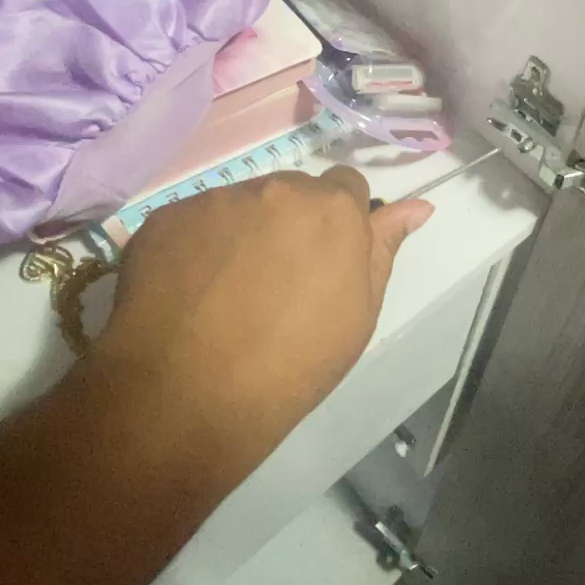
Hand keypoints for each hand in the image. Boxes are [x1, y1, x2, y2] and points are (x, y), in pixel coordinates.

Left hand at [90, 167, 434, 467]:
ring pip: (241, 204)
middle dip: (291, 223)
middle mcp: (277, 188)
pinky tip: (188, 293)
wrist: (188, 399)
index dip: (338, 221)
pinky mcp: (165, 218)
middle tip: (275, 282)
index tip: (324, 261)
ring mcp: (216, 200)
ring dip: (243, 231)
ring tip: (226, 292)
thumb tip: (418, 206)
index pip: (346, 186)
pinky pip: (192, 221)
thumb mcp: (359, 312)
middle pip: (293, 192)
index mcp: (333, 208)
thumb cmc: (293, 363)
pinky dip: (196, 246)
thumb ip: (384, 249)